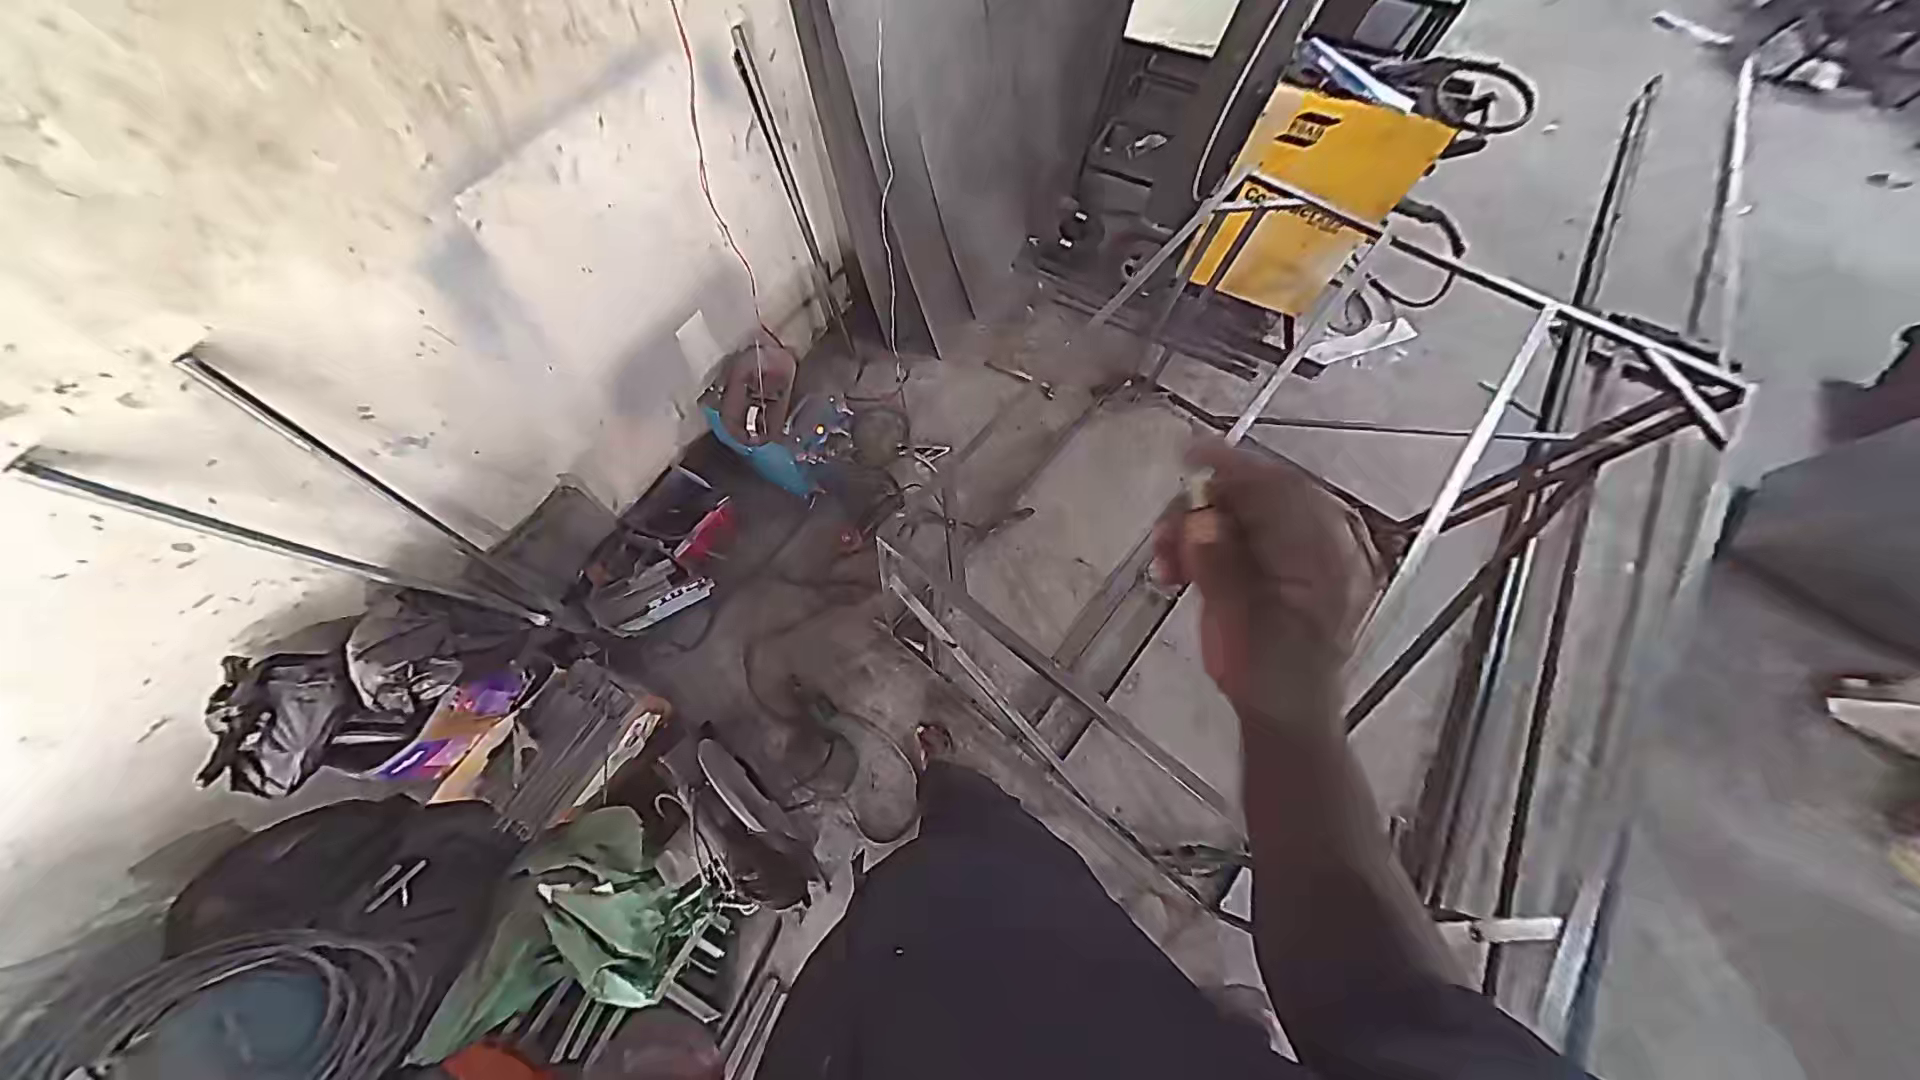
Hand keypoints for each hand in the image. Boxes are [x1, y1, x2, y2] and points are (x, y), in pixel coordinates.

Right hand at [1152, 440, 1382, 715]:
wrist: (1287, 717)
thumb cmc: (1268, 679)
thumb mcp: (1239, 626)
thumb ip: (1219, 569)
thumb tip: (1198, 520)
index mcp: (1326, 561)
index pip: (1283, 494)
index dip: (1235, 468)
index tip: (1191, 452)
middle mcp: (1326, 548)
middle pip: (1263, 499)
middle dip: (1205, 506)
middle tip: (1165, 530)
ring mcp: (1308, 557)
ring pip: (1249, 516)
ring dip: (1201, 527)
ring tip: (1166, 555)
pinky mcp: (1287, 567)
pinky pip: (1246, 535)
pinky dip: (1210, 542)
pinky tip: (1183, 562)